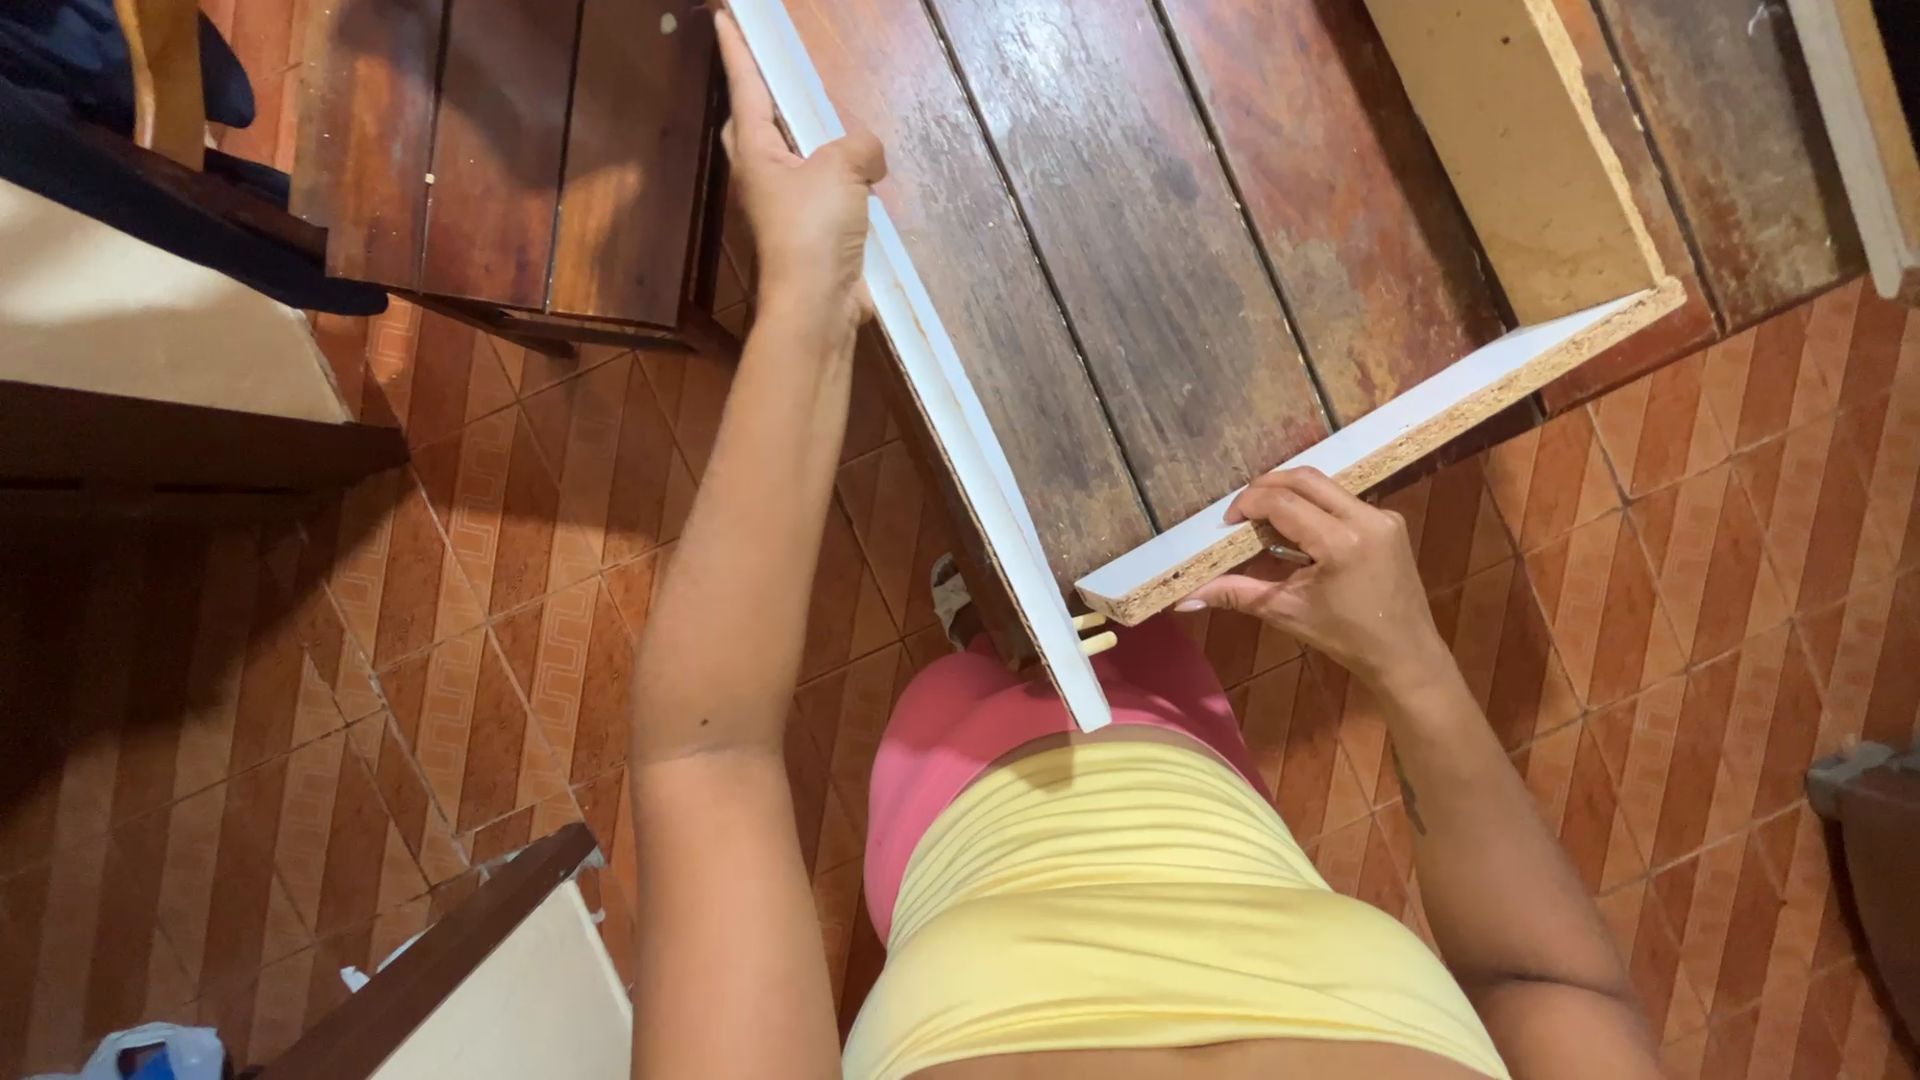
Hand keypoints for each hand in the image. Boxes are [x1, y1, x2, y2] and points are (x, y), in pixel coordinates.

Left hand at [714, 12, 887, 326]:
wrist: (817, 303)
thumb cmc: (815, 228)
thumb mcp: (842, 169)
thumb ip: (860, 147)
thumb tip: (870, 157)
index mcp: (757, 154)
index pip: (745, 90)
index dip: (738, 53)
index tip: (725, 19)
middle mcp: (762, 183)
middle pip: (752, 132)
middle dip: (757, 106)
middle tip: (772, 84)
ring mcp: (783, 216)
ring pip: (787, 170)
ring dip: (802, 150)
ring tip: (827, 132)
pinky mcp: (808, 243)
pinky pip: (819, 202)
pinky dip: (834, 189)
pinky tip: (857, 187)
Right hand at [1178, 468, 1451, 692]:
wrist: (1404, 653)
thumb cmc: (1344, 637)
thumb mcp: (1285, 612)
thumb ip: (1235, 593)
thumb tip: (1184, 598)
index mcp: (1341, 543)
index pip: (1283, 502)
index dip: (1248, 503)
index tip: (1228, 522)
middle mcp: (1366, 519)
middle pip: (1305, 479)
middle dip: (1265, 487)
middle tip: (1241, 511)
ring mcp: (1382, 517)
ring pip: (1324, 484)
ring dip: (1289, 494)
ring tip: (1264, 519)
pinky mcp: (1388, 521)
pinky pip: (1341, 499)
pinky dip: (1311, 505)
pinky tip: (1296, 530)